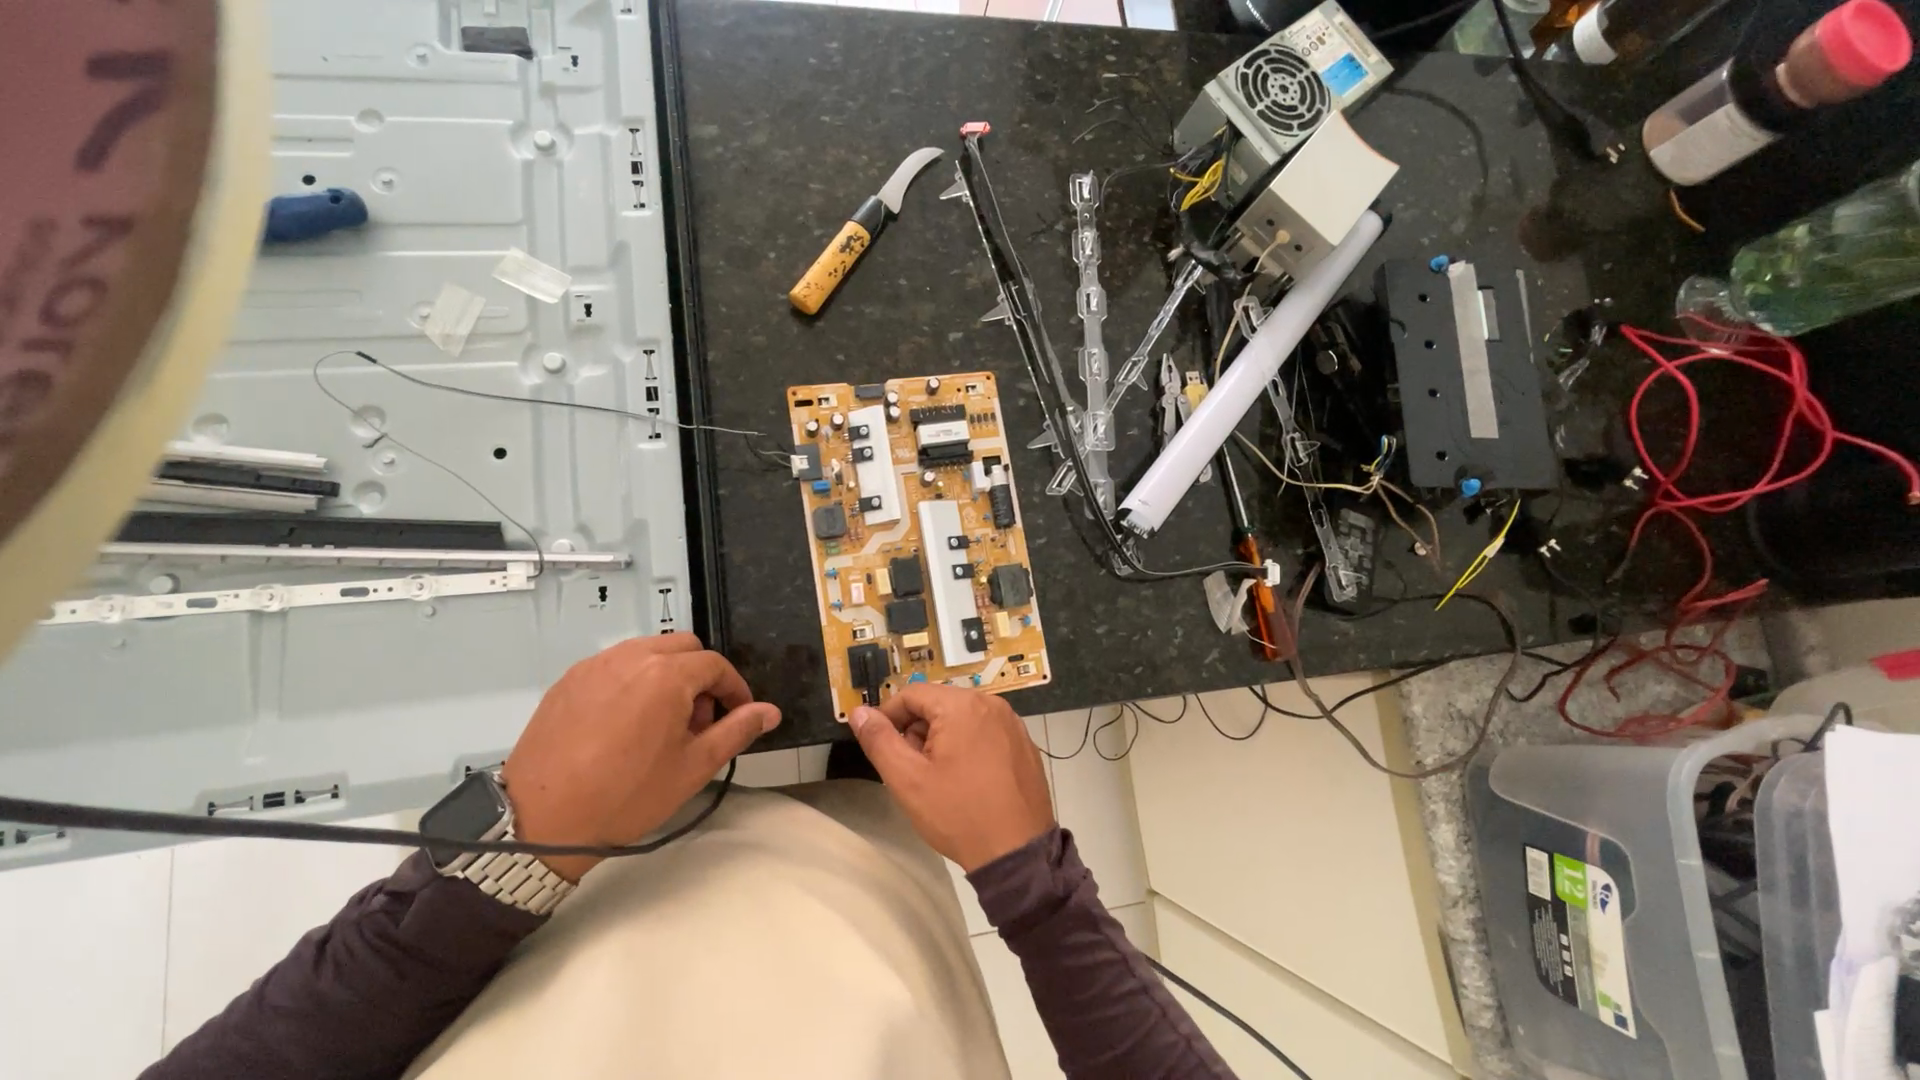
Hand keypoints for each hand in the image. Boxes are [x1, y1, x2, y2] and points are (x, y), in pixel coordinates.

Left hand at [501, 635, 779, 881]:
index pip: (715, 665)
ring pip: (646, 651)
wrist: (541, 819)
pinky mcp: (568, 680)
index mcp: (667, 675)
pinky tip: (625, 724)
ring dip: (666, 674)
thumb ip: (736, 731)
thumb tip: (769, 711)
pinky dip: (632, 681)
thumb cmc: (627, 795)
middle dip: (701, 675)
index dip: (734, 689)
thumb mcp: (693, 767)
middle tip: (698, 720)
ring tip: (661, 722)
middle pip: (683, 647)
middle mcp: (631, 657)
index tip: (737, 716)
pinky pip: (614, 666)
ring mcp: (595, 666)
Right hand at [847, 684, 1053, 871]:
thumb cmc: (958, 814)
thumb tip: (860, 712)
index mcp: (962, 705)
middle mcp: (991, 704)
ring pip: (961, 719)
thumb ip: (879, 740)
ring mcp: (1012, 724)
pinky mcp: (1024, 744)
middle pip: (938, 705)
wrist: (1017, 852)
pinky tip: (967, 782)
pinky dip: (968, 748)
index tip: (882, 747)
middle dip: (917, 732)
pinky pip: (985, 733)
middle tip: (912, 771)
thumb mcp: (907, 779)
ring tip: (939, 780)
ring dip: (942, 741)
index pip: (912, 694)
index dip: (889, 717)